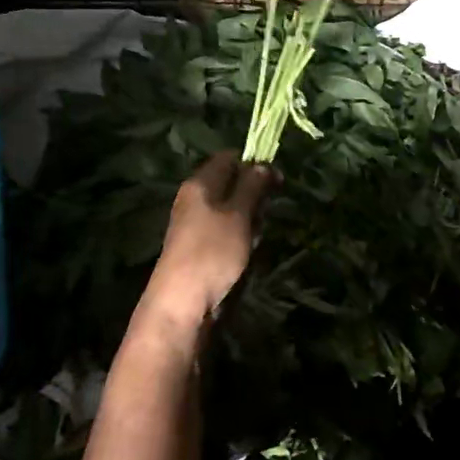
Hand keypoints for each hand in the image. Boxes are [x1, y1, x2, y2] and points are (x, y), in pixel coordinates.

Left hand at [141, 152, 272, 329]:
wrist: (182, 301)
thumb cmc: (212, 251)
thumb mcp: (238, 214)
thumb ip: (251, 186)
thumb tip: (262, 163)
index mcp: (200, 183)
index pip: (228, 158)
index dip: (253, 164)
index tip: (276, 181)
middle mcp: (194, 197)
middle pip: (231, 184)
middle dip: (254, 198)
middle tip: (263, 216)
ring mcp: (195, 222)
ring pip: (232, 210)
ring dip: (249, 222)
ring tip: (253, 240)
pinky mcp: (199, 245)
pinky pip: (225, 231)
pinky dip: (239, 239)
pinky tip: (245, 255)